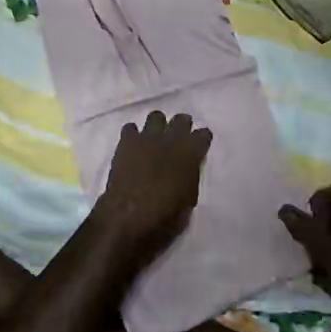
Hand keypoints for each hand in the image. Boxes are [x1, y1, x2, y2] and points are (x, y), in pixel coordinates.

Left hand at [87, 111, 211, 271]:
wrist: (130, 216)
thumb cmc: (166, 215)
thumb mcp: (190, 198)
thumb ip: (190, 177)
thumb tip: (186, 171)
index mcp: (192, 152)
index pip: (204, 134)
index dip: (201, 140)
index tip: (198, 147)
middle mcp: (173, 138)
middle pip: (181, 119)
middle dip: (180, 127)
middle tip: (176, 140)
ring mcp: (148, 137)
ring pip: (156, 116)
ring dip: (157, 126)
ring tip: (153, 140)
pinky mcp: (126, 142)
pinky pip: (130, 127)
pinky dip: (132, 135)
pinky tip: (132, 146)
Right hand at [279, 185, 330, 313]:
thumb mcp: (320, 244)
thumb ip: (301, 225)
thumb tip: (283, 208)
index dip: (315, 199)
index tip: (303, 216)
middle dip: (316, 220)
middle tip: (301, 235)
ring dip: (321, 238)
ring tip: (307, 252)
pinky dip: (329, 252)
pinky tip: (319, 268)